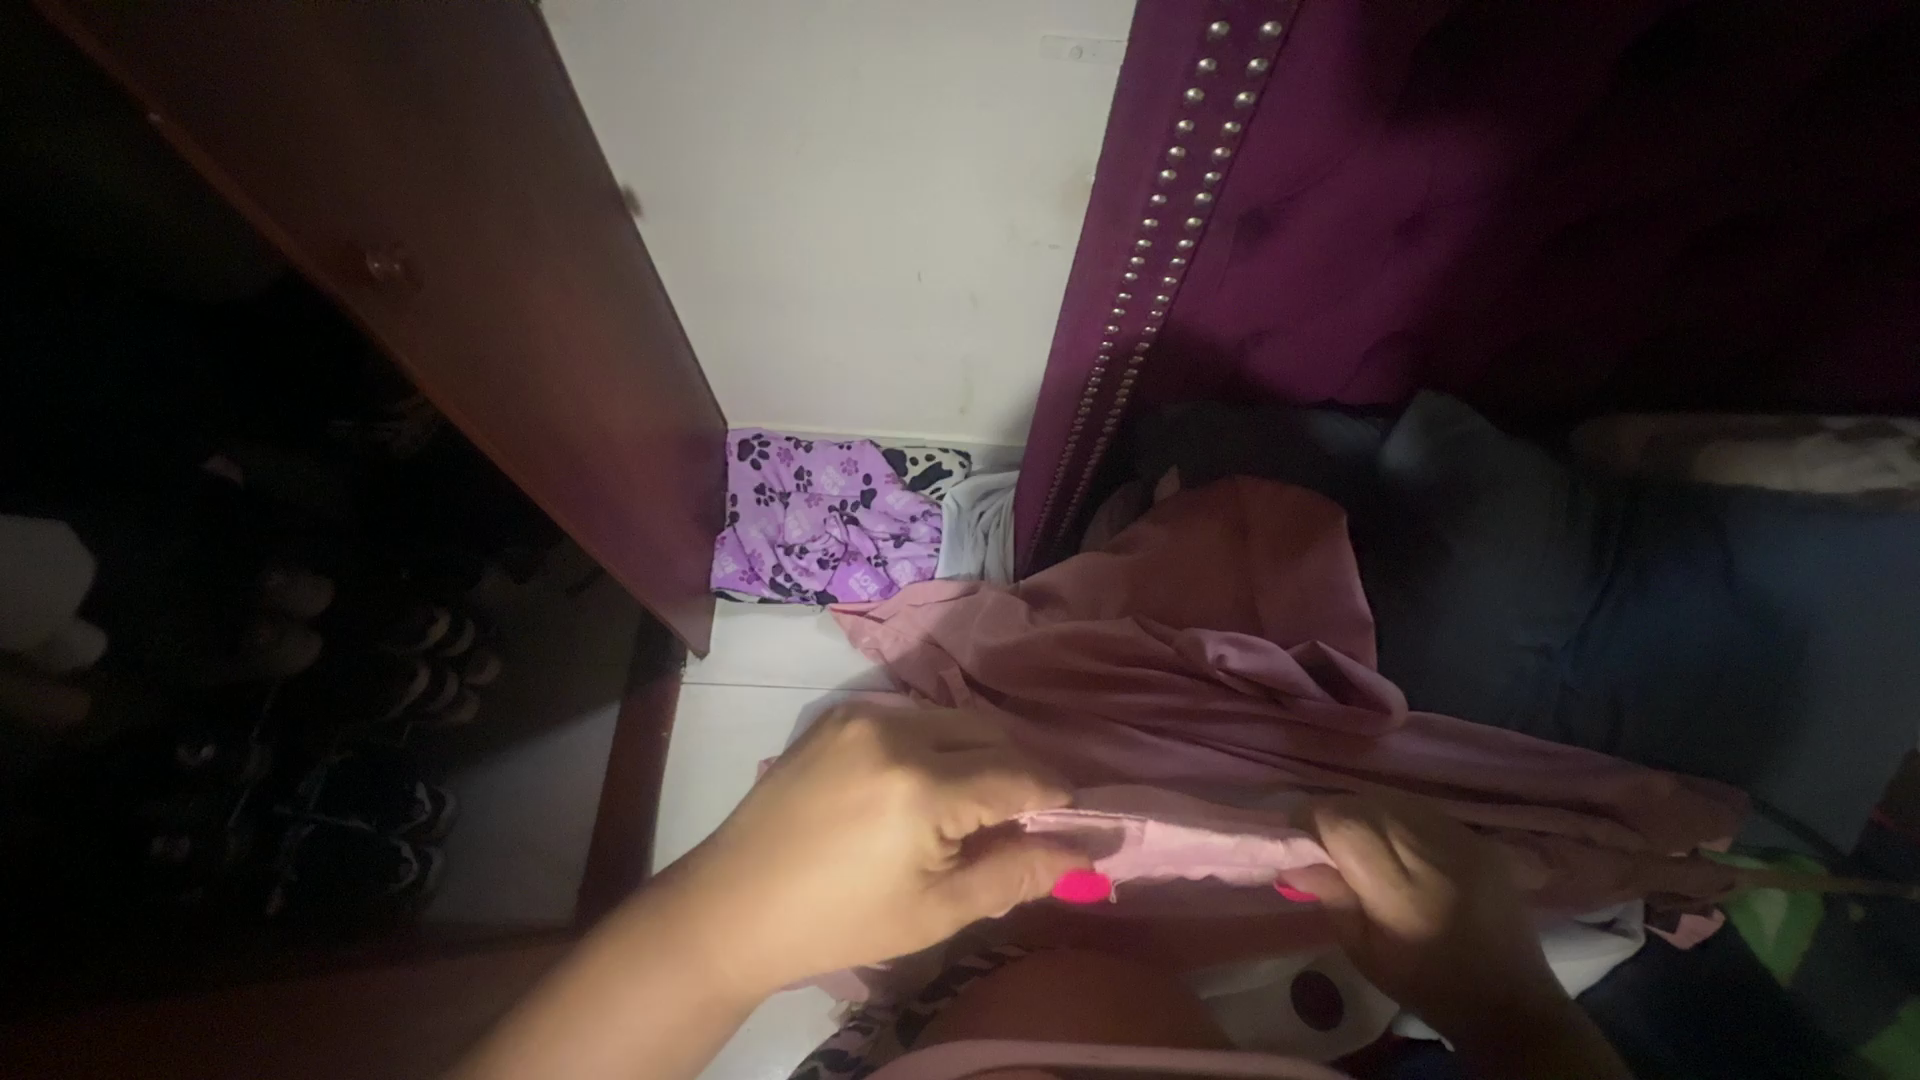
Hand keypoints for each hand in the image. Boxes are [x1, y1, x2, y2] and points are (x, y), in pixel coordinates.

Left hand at [655, 701, 1089, 997]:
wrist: (734, 906)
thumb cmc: (841, 921)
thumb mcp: (936, 911)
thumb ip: (1016, 873)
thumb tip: (1085, 855)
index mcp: (923, 788)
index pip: (1018, 775)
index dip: (1053, 796)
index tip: (1070, 819)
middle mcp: (896, 731)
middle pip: (988, 734)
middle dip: (1016, 771)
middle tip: (1018, 818)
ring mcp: (862, 715)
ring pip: (950, 720)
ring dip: (974, 752)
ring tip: (966, 804)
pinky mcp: (837, 714)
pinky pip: (909, 717)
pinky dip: (932, 742)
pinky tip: (918, 783)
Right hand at [1277, 795, 1573, 1043]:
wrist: (1512, 1002)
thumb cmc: (1426, 984)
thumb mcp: (1363, 953)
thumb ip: (1330, 897)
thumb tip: (1291, 858)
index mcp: (1402, 893)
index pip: (1344, 823)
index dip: (1310, 818)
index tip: (1296, 835)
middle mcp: (1434, 856)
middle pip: (1365, 803)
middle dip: (1334, 813)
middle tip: (1323, 839)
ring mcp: (1463, 842)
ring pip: (1391, 797)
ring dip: (1364, 811)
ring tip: (1360, 839)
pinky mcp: (1480, 839)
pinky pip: (1420, 808)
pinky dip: (1395, 815)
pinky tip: (1395, 841)